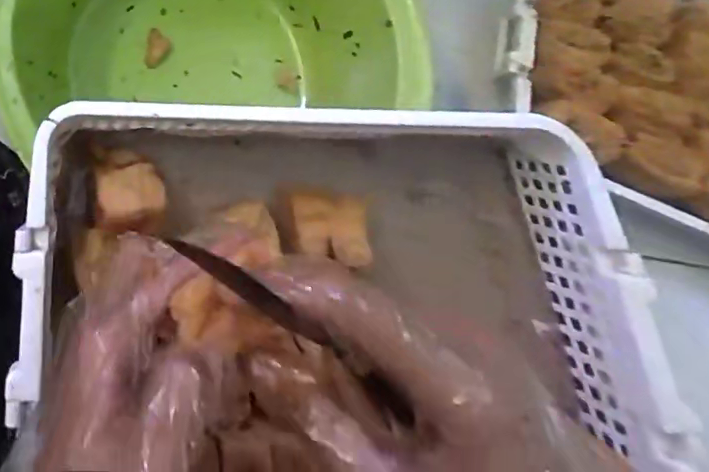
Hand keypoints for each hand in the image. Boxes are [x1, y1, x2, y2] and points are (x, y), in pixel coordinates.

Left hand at [35, 236, 239, 471]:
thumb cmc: (109, 469)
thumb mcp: (157, 435)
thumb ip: (188, 378)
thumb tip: (213, 340)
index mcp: (108, 332)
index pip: (164, 276)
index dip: (207, 255)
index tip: (245, 237)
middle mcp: (95, 324)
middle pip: (143, 268)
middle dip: (186, 260)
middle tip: (230, 265)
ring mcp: (92, 344)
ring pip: (139, 295)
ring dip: (177, 290)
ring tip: (218, 296)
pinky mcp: (96, 367)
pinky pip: (135, 324)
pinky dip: (165, 320)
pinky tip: (189, 342)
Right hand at [254, 257, 621, 471]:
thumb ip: (323, 425)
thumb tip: (256, 359)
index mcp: (456, 380)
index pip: (354, 302)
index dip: (289, 283)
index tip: (233, 282)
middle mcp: (466, 334)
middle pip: (361, 297)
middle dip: (301, 301)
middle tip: (248, 314)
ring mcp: (475, 330)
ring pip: (376, 305)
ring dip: (330, 319)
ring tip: (293, 346)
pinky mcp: (475, 338)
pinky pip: (398, 322)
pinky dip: (362, 337)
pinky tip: (356, 375)